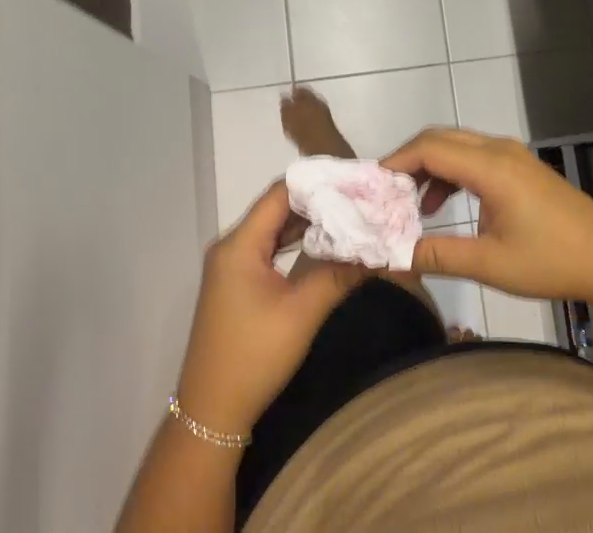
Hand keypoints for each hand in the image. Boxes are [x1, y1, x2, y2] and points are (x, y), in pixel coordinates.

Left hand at [175, 181, 368, 436]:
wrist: (211, 411)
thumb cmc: (255, 356)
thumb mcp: (303, 312)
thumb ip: (340, 273)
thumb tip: (381, 248)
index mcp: (239, 245)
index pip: (281, 193)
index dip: (319, 183)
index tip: (357, 181)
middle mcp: (232, 247)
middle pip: (278, 208)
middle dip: (320, 202)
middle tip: (363, 198)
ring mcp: (232, 266)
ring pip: (276, 230)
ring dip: (311, 223)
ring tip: (353, 215)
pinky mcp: (238, 285)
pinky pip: (271, 250)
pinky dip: (298, 244)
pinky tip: (327, 245)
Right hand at [383, 128, 592, 301]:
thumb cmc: (551, 262)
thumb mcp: (489, 265)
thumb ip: (437, 256)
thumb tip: (392, 256)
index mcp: (492, 168)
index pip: (430, 148)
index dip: (396, 162)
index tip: (370, 188)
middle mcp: (501, 151)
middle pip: (441, 139)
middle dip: (408, 161)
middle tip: (383, 194)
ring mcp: (514, 156)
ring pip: (457, 146)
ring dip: (429, 167)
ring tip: (410, 205)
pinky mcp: (521, 168)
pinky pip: (474, 156)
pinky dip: (451, 173)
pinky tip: (442, 206)